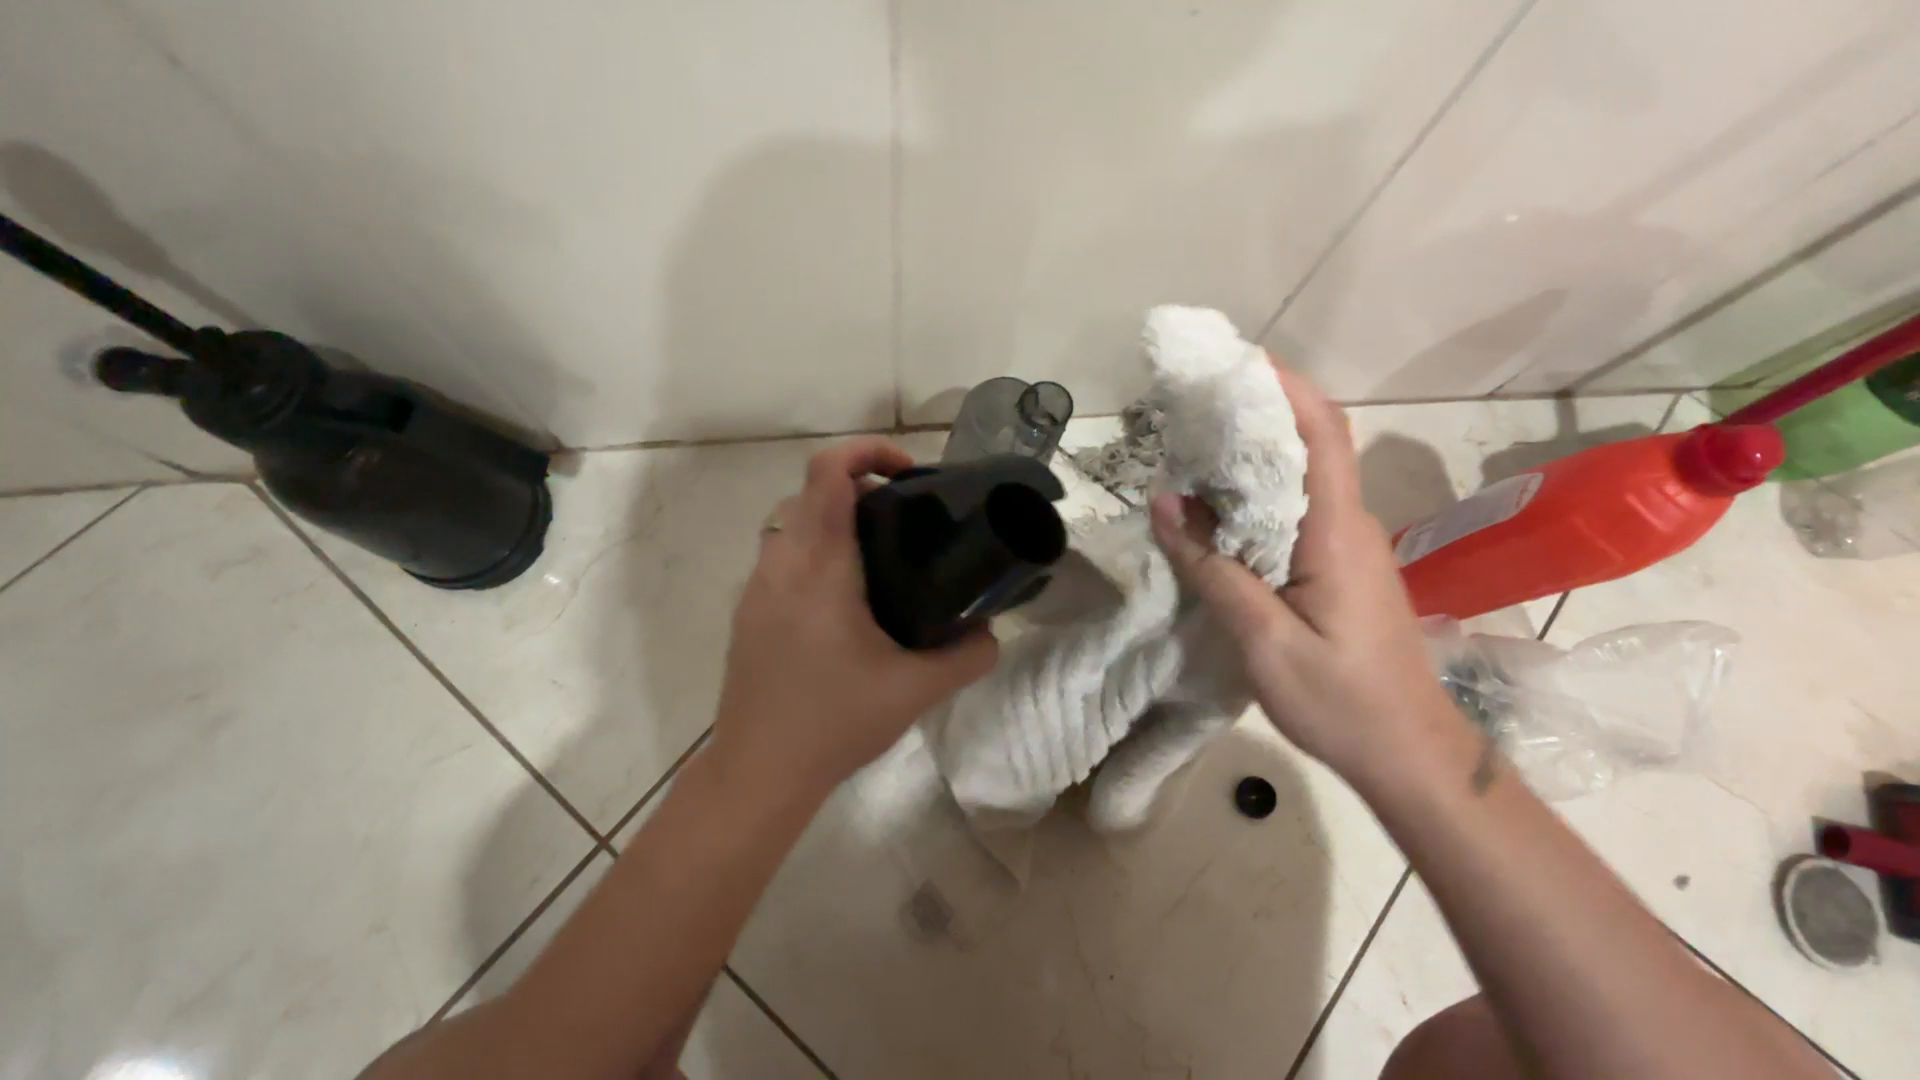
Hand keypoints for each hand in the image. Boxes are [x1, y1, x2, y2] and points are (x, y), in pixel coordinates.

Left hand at [711, 437, 998, 795]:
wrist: (759, 771)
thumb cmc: (835, 722)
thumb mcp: (916, 690)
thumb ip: (967, 655)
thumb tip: (990, 631)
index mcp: (820, 567)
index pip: (827, 473)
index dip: (866, 450)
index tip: (908, 473)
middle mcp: (781, 564)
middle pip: (811, 492)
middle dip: (859, 487)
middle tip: (907, 518)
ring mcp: (757, 588)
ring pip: (792, 523)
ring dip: (833, 521)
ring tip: (879, 557)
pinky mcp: (748, 613)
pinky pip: (781, 558)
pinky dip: (814, 553)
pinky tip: (845, 602)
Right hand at [1148, 367, 1463, 785]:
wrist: (1410, 755)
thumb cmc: (1342, 702)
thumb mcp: (1264, 642)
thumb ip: (1215, 569)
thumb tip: (1166, 503)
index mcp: (1337, 532)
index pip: (1322, 432)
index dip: (1283, 386)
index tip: (1234, 360)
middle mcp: (1348, 525)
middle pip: (1310, 444)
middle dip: (1256, 411)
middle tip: (1192, 403)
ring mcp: (1347, 547)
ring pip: (1302, 478)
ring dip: (1252, 454)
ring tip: (1191, 446)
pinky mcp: (1339, 569)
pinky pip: (1297, 512)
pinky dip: (1256, 496)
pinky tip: (1215, 510)